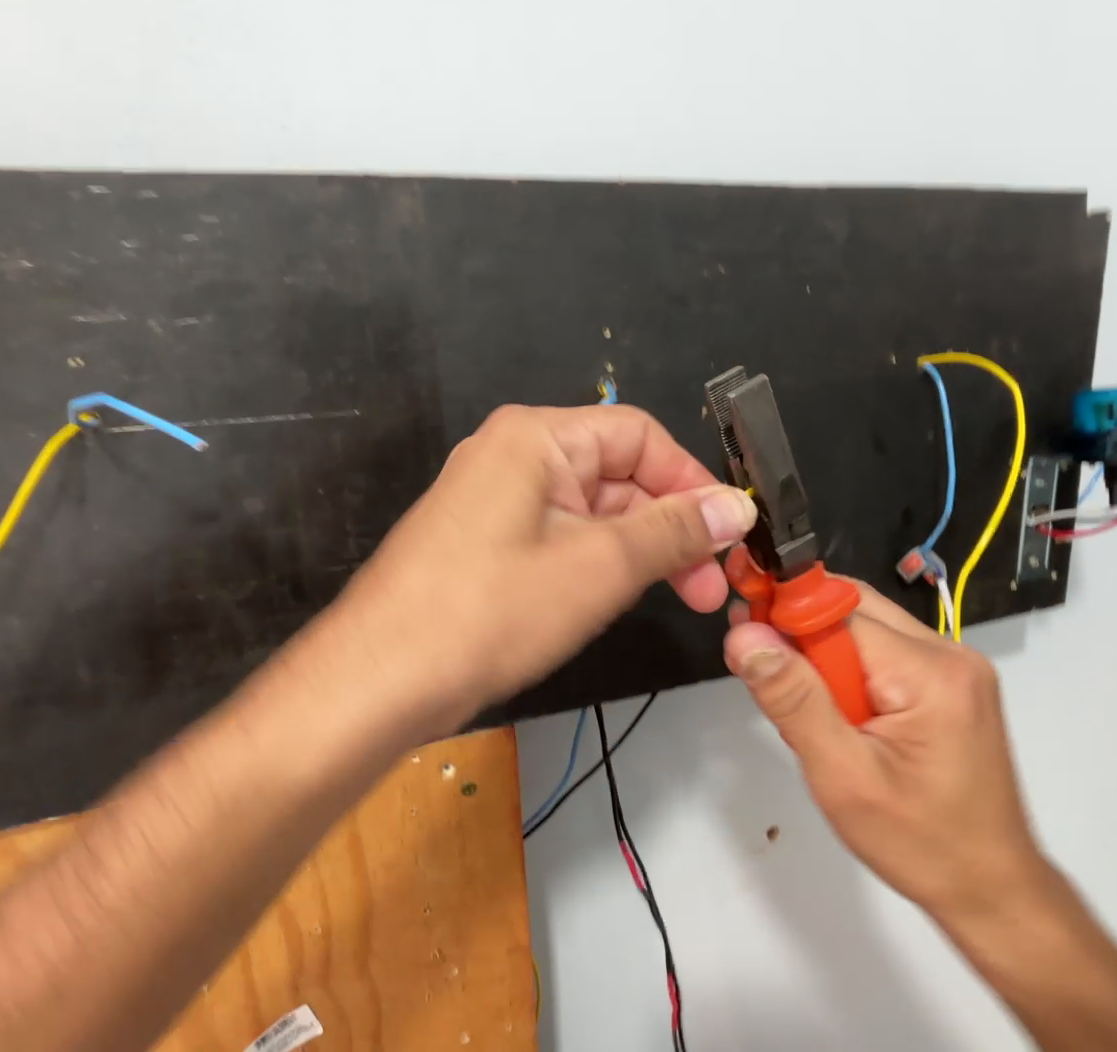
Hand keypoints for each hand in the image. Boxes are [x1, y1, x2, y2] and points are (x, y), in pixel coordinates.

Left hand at [330, 404, 757, 728]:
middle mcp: (513, 456)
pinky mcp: (486, 545)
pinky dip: (600, 565)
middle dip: (671, 527)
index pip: (639, 436)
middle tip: (713, 584)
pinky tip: (624, 601)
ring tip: (684, 599)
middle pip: (617, 475)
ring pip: (592, 513)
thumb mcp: (599, 567)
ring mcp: (495, 502)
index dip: (691, 481)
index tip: (730, 531)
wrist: (380, 680)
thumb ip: (673, 531)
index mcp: (536, 437)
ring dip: (641, 552)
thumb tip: (737, 506)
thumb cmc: (490, 612)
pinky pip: (560, 539)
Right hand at [724, 580, 1049, 926]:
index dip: (785, 618)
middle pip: (853, 608)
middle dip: (802, 637)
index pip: (838, 609)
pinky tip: (842, 718)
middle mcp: (949, 652)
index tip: (744, 641)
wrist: (991, 888)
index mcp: (930, 671)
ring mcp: (955, 666)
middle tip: (766, 682)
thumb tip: (745, 636)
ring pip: (865, 628)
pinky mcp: (951, 683)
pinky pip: (884, 652)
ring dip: (824, 658)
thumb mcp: (842, 776)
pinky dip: (849, 673)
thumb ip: (793, 700)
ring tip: (811, 716)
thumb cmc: (919, 842)